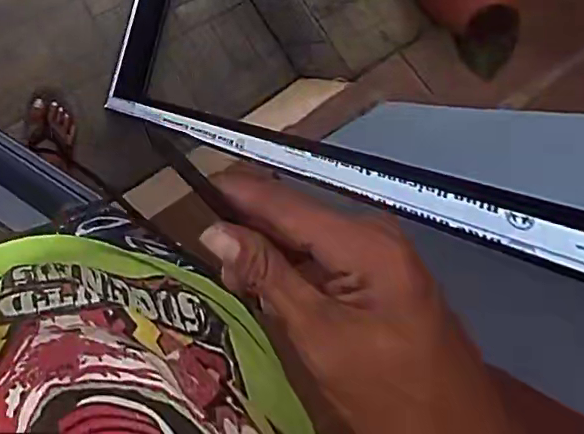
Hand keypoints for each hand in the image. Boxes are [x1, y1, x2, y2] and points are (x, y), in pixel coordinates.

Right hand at [200, 167, 512, 433]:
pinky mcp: (379, 269)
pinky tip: (272, 291)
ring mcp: (379, 250)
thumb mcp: (319, 337)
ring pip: (298, 232)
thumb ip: (265, 274)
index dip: (232, 190)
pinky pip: (318, 251)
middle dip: (248, 232)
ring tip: (242, 285)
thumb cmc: (393, 398)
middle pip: (288, 213)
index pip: (280, 199)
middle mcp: (372, 232)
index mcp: (364, 243)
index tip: (191, 185)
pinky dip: (289, 267)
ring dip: (265, 253)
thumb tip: (214, 229)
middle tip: (219, 263)